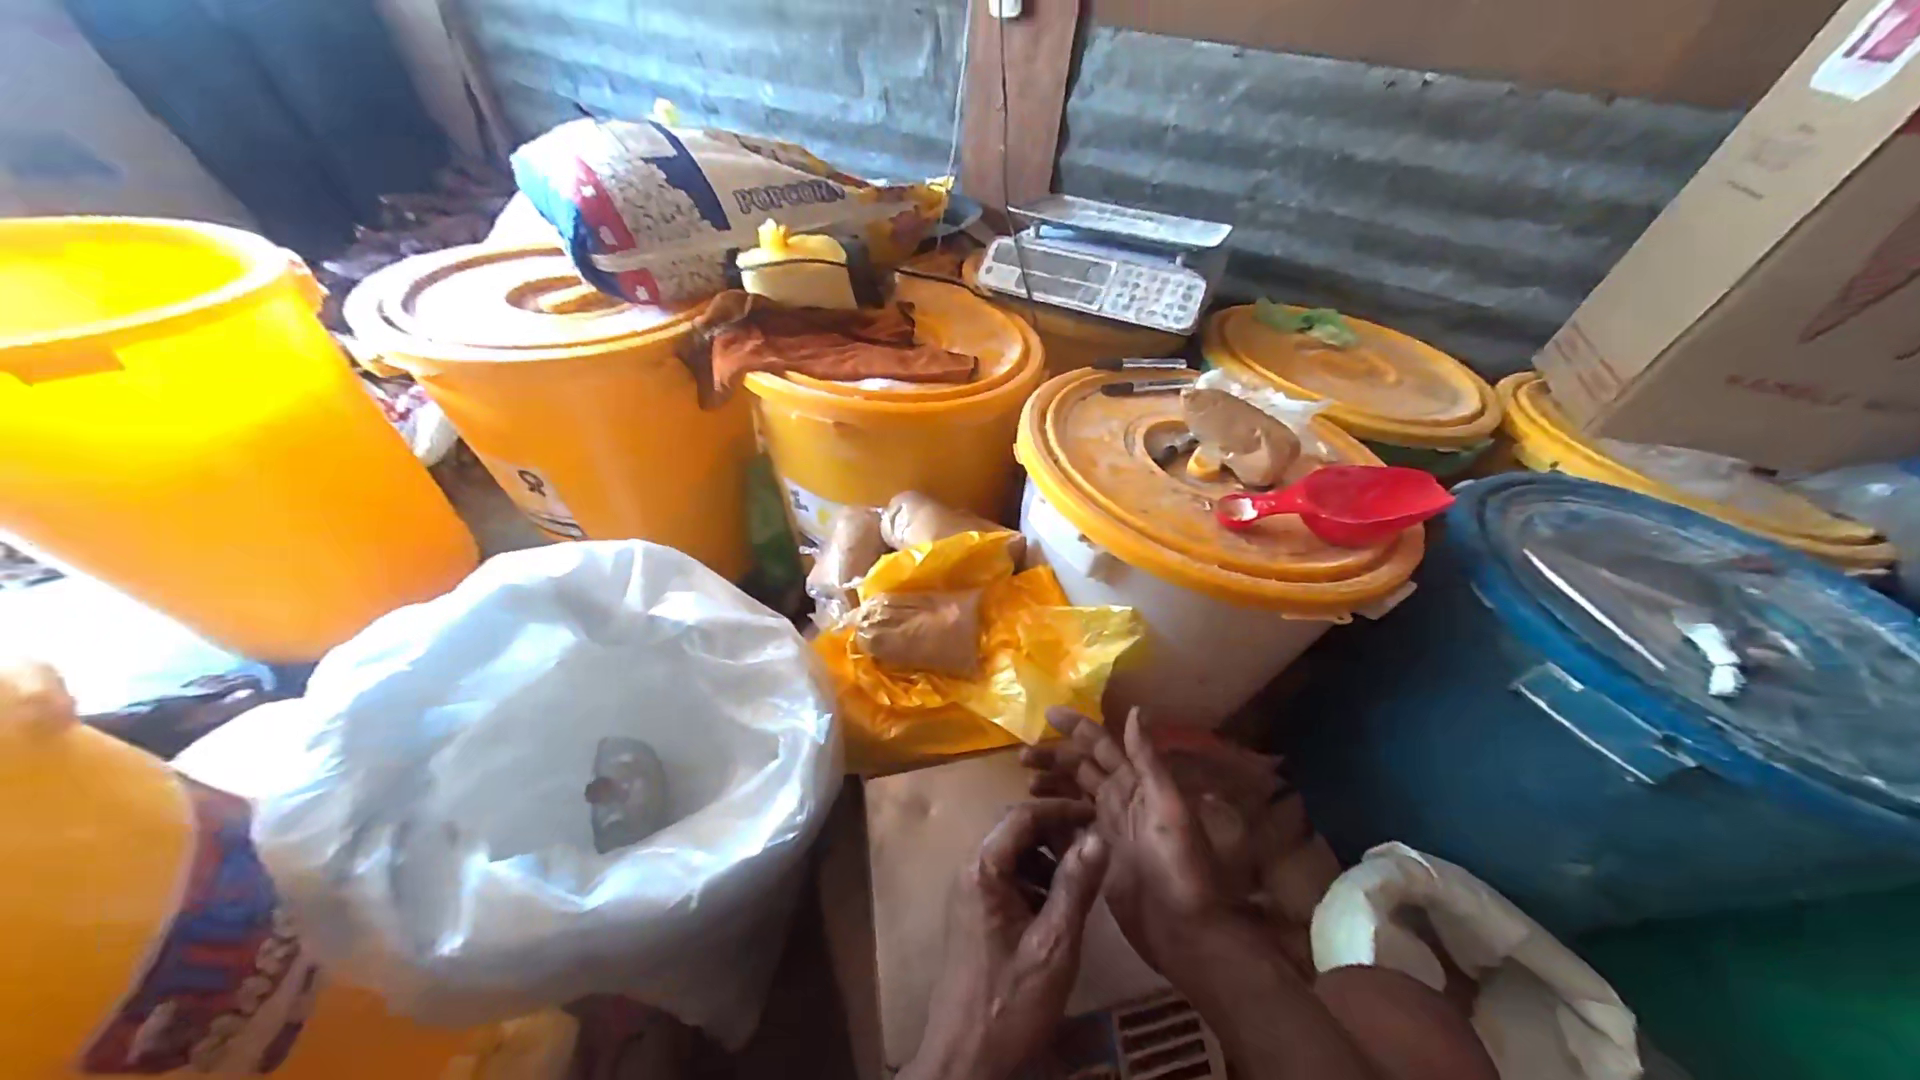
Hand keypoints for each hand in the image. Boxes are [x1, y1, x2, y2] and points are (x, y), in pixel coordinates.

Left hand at [901, 800, 1111, 1079]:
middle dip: (1055, 833)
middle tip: (1092, 849)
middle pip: (1015, 831)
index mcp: (983, 870)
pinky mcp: (976, 913)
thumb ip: (1076, 886)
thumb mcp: (1054, 944)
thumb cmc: (1011, 1002)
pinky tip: (1060, 906)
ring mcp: (970, 892)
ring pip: (1013, 855)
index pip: (1021, 815)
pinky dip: (1036, 881)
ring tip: (1081, 878)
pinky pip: (1009, 879)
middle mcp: (970, 870)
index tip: (1095, 814)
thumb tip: (1098, 837)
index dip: (1060, 810)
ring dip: (1047, 858)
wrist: (966, 1059)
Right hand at [1025, 710, 1393, 1079]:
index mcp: (1137, 784)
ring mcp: (1107, 830)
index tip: (1047, 713)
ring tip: (1025, 786)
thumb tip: (1135, 709)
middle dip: (1054, 756)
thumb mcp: (1169, 807)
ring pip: (1072, 795)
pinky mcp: (1096, 857)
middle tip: (1022, 756)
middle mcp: (1120, 801)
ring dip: (1051, 785)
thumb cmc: (1180, 866)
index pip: (1102, 745)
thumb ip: (1148, 760)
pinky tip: (1031, 820)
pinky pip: (1069, 829)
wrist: (1187, 932)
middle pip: (1081, 768)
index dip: (1077, 727)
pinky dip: (1051, 819)